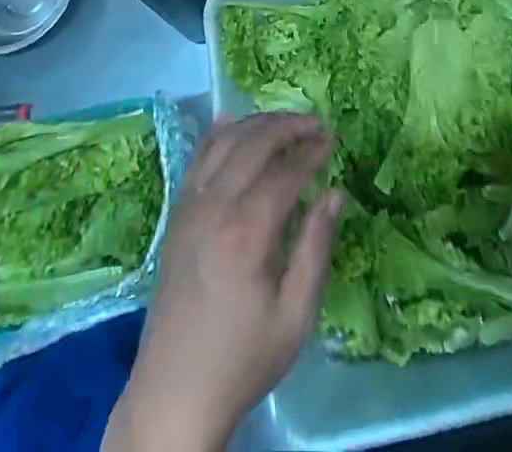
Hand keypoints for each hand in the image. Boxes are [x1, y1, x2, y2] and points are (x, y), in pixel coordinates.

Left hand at [104, 113, 341, 451]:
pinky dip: (216, 135)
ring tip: (285, 121)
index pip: (285, 172)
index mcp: (247, 232)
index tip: (333, 139)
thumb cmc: (244, 357)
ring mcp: (188, 208)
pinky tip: (230, 122)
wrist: (175, 390)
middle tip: (316, 123)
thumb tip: (336, 192)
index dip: (312, 151)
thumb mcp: (296, 313)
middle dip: (286, 126)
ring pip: (222, 145)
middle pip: (252, 145)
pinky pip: (196, 160)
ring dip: (255, 125)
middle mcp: (213, 208)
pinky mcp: (175, 216)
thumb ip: (316, 246)